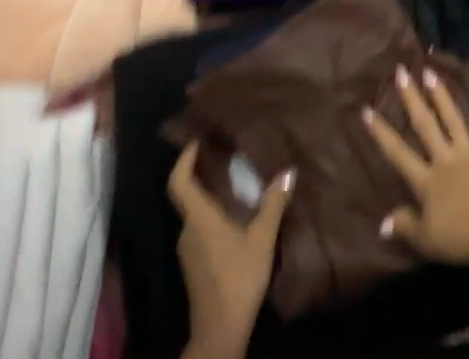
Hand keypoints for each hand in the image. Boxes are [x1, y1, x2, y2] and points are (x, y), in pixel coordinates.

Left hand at [169, 144, 293, 358]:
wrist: (220, 328)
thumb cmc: (239, 277)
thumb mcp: (262, 238)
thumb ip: (274, 204)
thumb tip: (289, 171)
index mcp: (199, 219)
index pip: (179, 182)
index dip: (184, 159)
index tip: (197, 141)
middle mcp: (188, 230)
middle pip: (189, 196)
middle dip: (204, 174)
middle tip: (228, 156)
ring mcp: (189, 249)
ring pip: (197, 214)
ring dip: (213, 197)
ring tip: (238, 184)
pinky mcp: (195, 263)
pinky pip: (202, 229)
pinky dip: (215, 215)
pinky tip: (238, 218)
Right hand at [363, 65, 468, 264]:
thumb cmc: (460, 237)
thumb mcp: (425, 239)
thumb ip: (404, 225)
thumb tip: (382, 223)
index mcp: (427, 180)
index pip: (397, 153)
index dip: (381, 132)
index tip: (367, 110)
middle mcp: (446, 160)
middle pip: (425, 125)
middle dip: (411, 98)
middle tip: (402, 72)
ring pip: (453, 120)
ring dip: (442, 96)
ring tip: (432, 73)